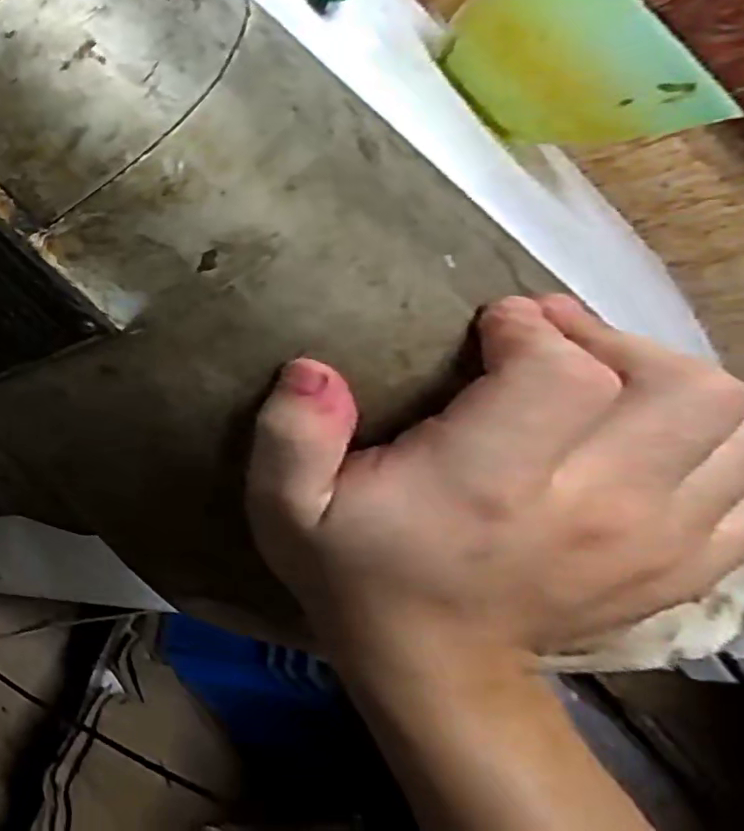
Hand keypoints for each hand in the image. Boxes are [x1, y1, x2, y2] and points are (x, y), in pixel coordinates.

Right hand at [247, 294, 743, 668]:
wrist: (427, 658)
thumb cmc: (343, 563)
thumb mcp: (281, 500)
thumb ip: (292, 433)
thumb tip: (313, 369)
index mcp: (485, 484)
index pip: (565, 377)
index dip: (531, 331)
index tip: (486, 322)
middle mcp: (594, 507)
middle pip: (682, 390)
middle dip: (610, 341)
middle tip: (541, 334)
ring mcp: (658, 539)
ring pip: (730, 425)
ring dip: (657, 380)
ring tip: (582, 371)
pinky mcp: (688, 560)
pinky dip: (697, 436)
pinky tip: (622, 430)